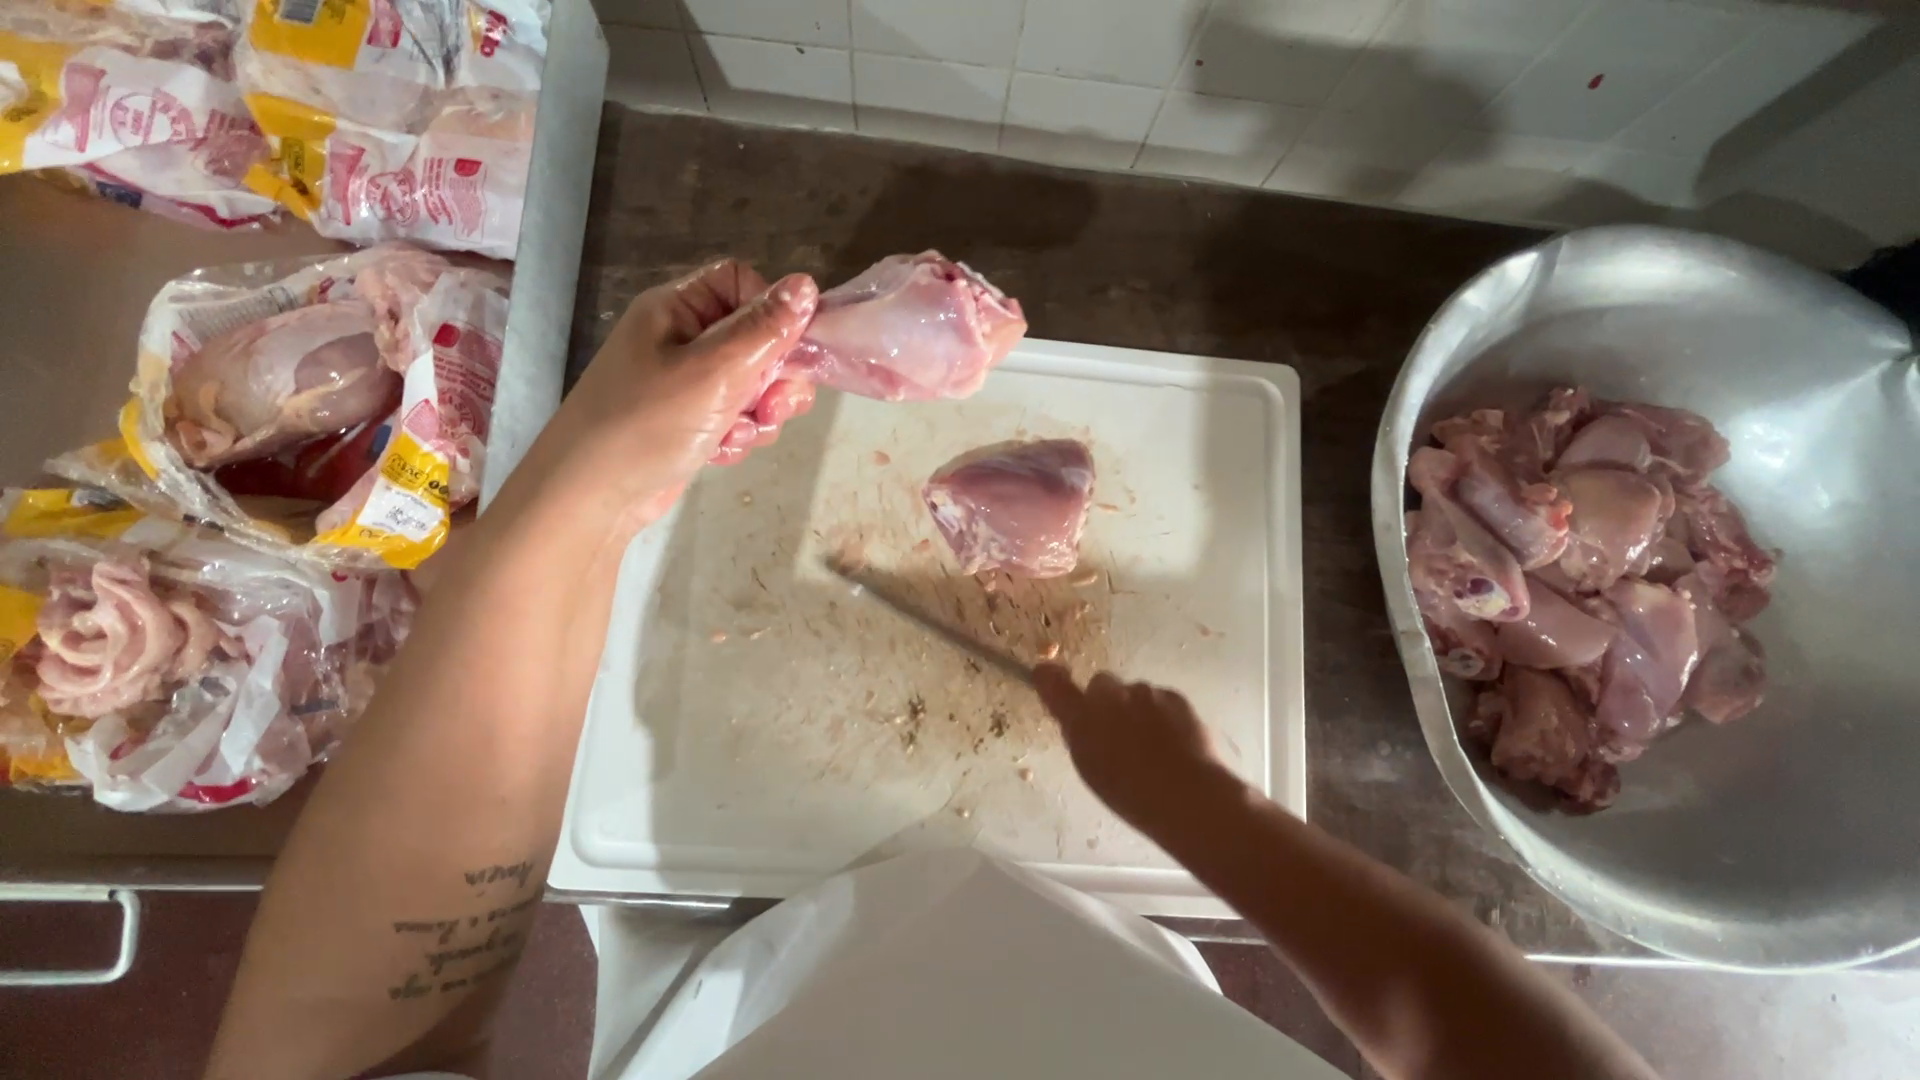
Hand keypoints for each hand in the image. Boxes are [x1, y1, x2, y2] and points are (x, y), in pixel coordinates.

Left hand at [535, 259, 819, 527]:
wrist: (592, 496)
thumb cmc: (649, 424)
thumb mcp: (714, 370)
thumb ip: (764, 328)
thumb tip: (807, 284)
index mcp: (679, 308)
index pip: (744, 284)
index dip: (775, 315)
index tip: (791, 353)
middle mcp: (683, 338)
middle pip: (758, 339)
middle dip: (775, 378)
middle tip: (774, 408)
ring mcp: (687, 383)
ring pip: (755, 384)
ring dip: (759, 414)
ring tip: (736, 435)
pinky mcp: (693, 421)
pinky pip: (738, 417)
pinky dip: (739, 435)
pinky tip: (720, 452)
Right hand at [1033, 665, 1245, 835]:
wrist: (1188, 795)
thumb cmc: (1131, 794)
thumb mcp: (1092, 769)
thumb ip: (1080, 736)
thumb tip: (1078, 720)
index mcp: (1080, 717)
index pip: (1053, 683)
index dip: (1049, 678)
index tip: (1048, 677)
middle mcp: (1109, 695)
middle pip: (1102, 685)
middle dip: (1106, 701)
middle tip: (1118, 733)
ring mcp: (1144, 692)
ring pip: (1135, 693)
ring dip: (1138, 710)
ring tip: (1154, 746)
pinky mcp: (1175, 696)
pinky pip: (1162, 699)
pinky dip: (1164, 714)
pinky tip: (1174, 743)